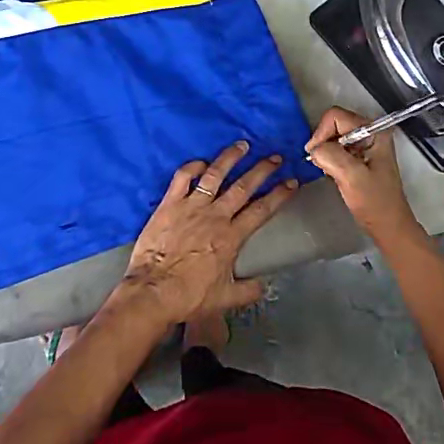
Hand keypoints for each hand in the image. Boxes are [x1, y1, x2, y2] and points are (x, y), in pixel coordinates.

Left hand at [115, 140, 297, 326]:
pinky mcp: (169, 205)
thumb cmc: (189, 296)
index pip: (262, 209)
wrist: (153, 293)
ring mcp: (192, 207)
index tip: (291, 182)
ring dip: (231, 158)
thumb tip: (265, 287)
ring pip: (215, 175)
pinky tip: (202, 162)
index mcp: (232, 236)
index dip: (279, 194)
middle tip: (275, 157)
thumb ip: (248, 291)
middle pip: (244, 186)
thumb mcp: (225, 298)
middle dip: (263, 169)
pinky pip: (182, 178)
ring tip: (243, 145)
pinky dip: (193, 167)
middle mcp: (216, 215)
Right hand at [305, 107, 416, 236]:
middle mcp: (371, 133)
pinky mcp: (361, 157)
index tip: (315, 155)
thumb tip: (314, 148)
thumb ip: (331, 156)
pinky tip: (335, 175)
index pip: (336, 117)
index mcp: (374, 132)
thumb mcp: (352, 177)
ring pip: (334, 137)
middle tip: (322, 165)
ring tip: (330, 172)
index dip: (321, 133)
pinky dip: (331, 160)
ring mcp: (366, 145)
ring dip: (327, 153)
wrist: (388, 225)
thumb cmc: (375, 202)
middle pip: (335, 124)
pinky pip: (338, 149)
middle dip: (324, 143)